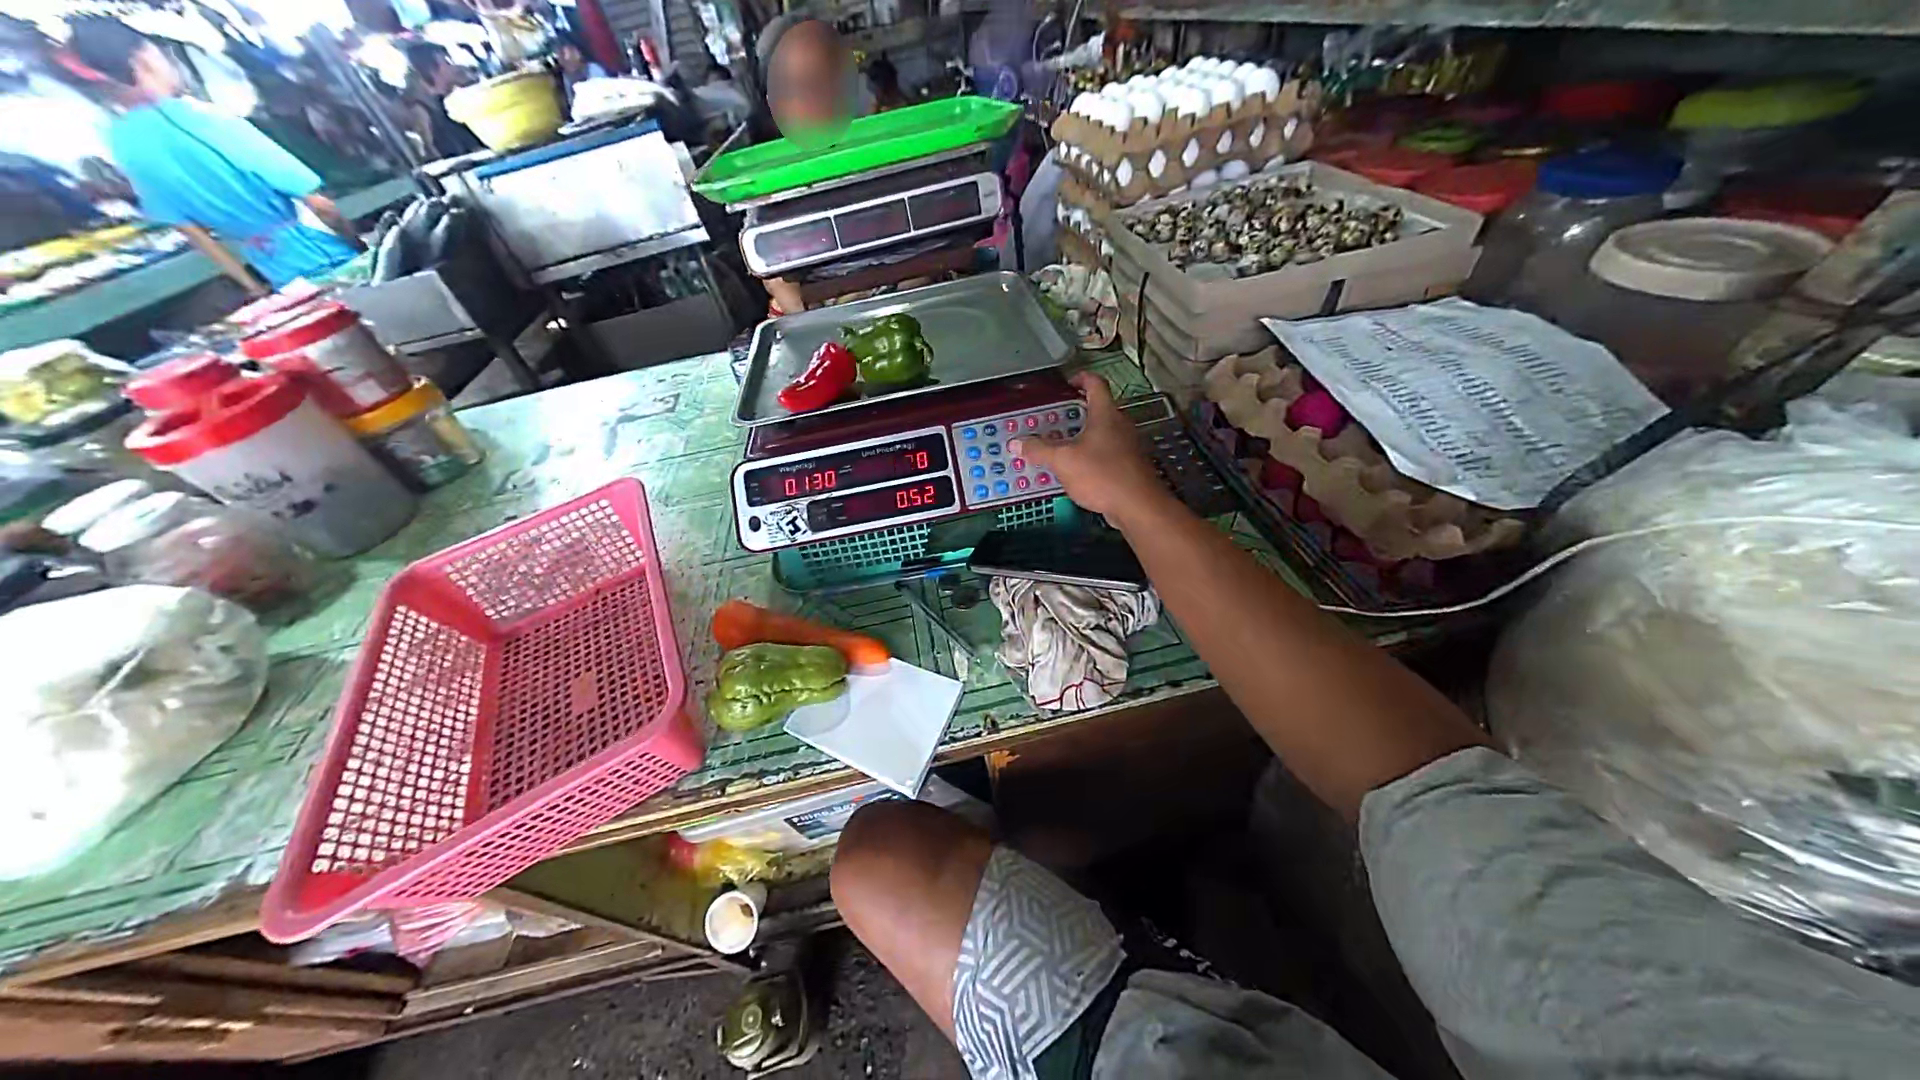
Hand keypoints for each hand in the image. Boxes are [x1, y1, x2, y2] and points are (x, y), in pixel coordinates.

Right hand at [1009, 372, 1171, 528]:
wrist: (1138, 506)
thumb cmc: (1102, 474)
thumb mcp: (1062, 461)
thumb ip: (1039, 449)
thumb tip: (1017, 442)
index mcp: (1106, 414)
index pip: (1095, 383)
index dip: (1080, 378)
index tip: (1067, 383)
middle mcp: (1120, 425)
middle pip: (1097, 409)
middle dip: (1075, 413)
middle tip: (1054, 420)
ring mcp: (1128, 446)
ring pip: (1101, 433)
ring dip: (1082, 437)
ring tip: (1060, 447)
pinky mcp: (1129, 466)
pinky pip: (1106, 453)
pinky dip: (1090, 455)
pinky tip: (1076, 470)